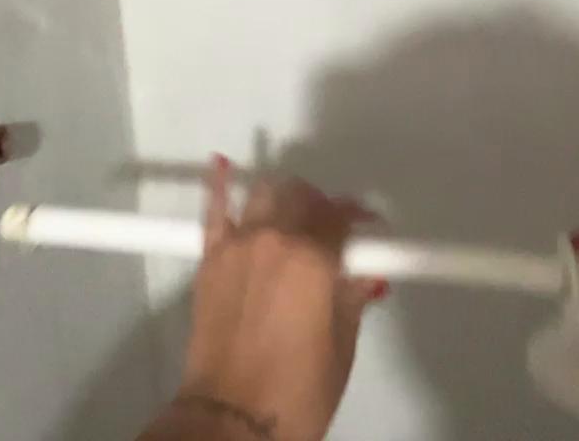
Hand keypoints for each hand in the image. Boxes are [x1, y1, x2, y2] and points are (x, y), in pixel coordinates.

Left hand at [153, 158, 385, 440]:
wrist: (232, 417)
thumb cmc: (297, 392)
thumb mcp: (340, 348)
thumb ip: (350, 299)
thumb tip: (361, 275)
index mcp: (314, 259)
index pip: (340, 217)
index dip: (357, 216)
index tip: (368, 224)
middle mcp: (275, 238)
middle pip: (302, 197)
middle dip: (322, 204)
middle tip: (332, 223)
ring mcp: (238, 242)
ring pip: (264, 193)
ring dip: (283, 195)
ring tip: (292, 209)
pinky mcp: (210, 255)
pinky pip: (213, 207)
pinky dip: (218, 182)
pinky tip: (222, 163)